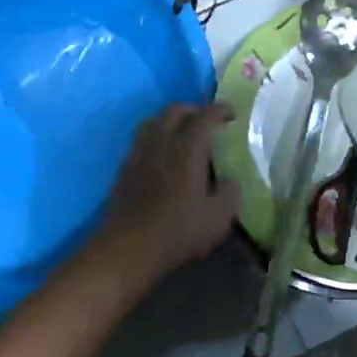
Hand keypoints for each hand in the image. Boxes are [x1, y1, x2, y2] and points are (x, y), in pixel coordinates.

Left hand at [93, 102, 239, 281]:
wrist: (128, 247)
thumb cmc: (178, 231)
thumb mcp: (218, 218)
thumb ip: (229, 193)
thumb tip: (228, 180)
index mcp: (187, 149)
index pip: (204, 117)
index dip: (220, 110)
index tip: (232, 114)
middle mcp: (160, 142)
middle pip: (174, 111)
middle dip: (194, 109)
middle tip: (208, 120)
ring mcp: (138, 153)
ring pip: (153, 121)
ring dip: (171, 120)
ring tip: (184, 133)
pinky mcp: (124, 168)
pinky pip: (141, 139)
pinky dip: (156, 136)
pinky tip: (163, 154)